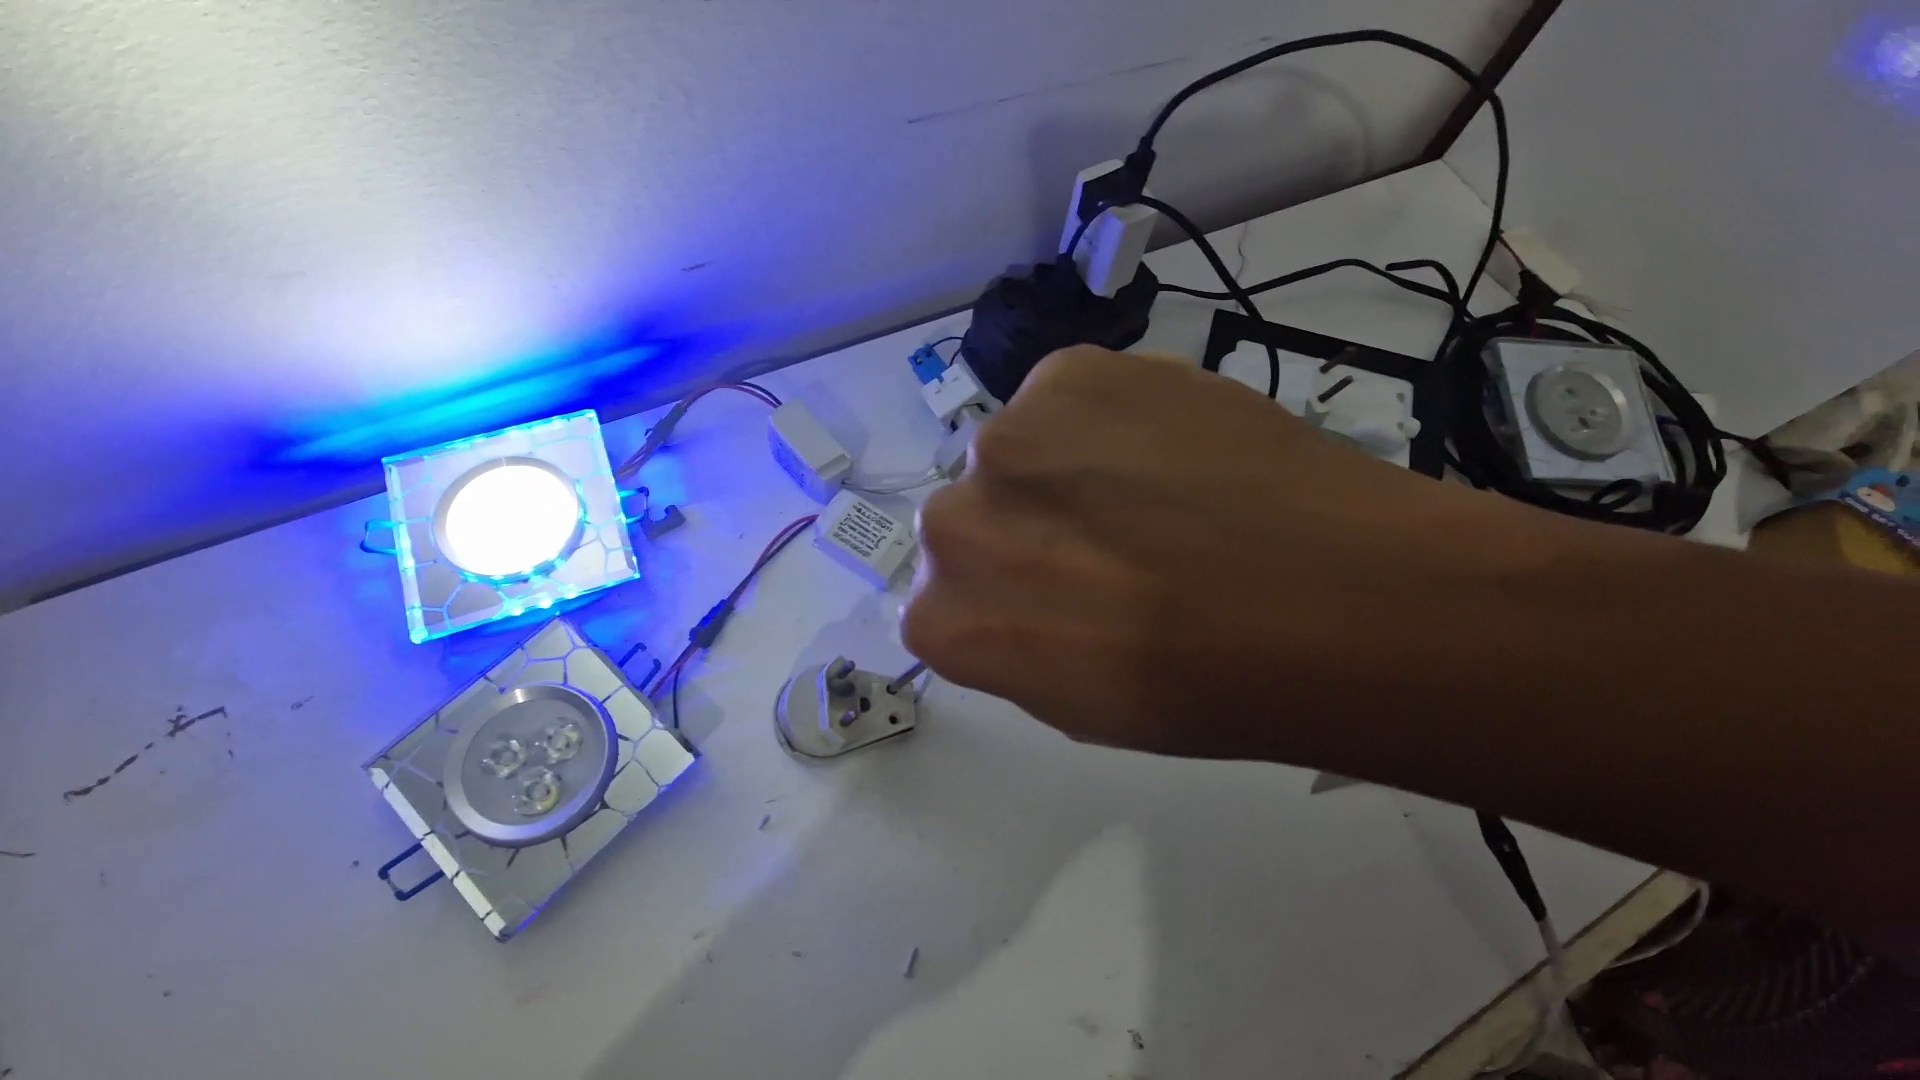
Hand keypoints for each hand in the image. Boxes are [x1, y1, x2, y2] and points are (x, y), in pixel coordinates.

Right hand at [903, 346, 1555, 760]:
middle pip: (965, 519)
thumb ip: (1009, 645)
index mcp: (948, 623)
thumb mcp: (1080, 705)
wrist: (1338, 599)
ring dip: (1059, 469)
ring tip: (1150, 493)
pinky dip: (1099, 419)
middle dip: (1021, 532)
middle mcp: (954, 523)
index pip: (937, 603)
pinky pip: (1062, 397)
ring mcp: (1010, 437)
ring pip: (1014, 453)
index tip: (1061, 608)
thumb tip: (1012, 594)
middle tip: (1107, 547)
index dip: (1006, 603)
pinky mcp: (1073, 371)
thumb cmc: (1210, 689)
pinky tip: (1168, 448)